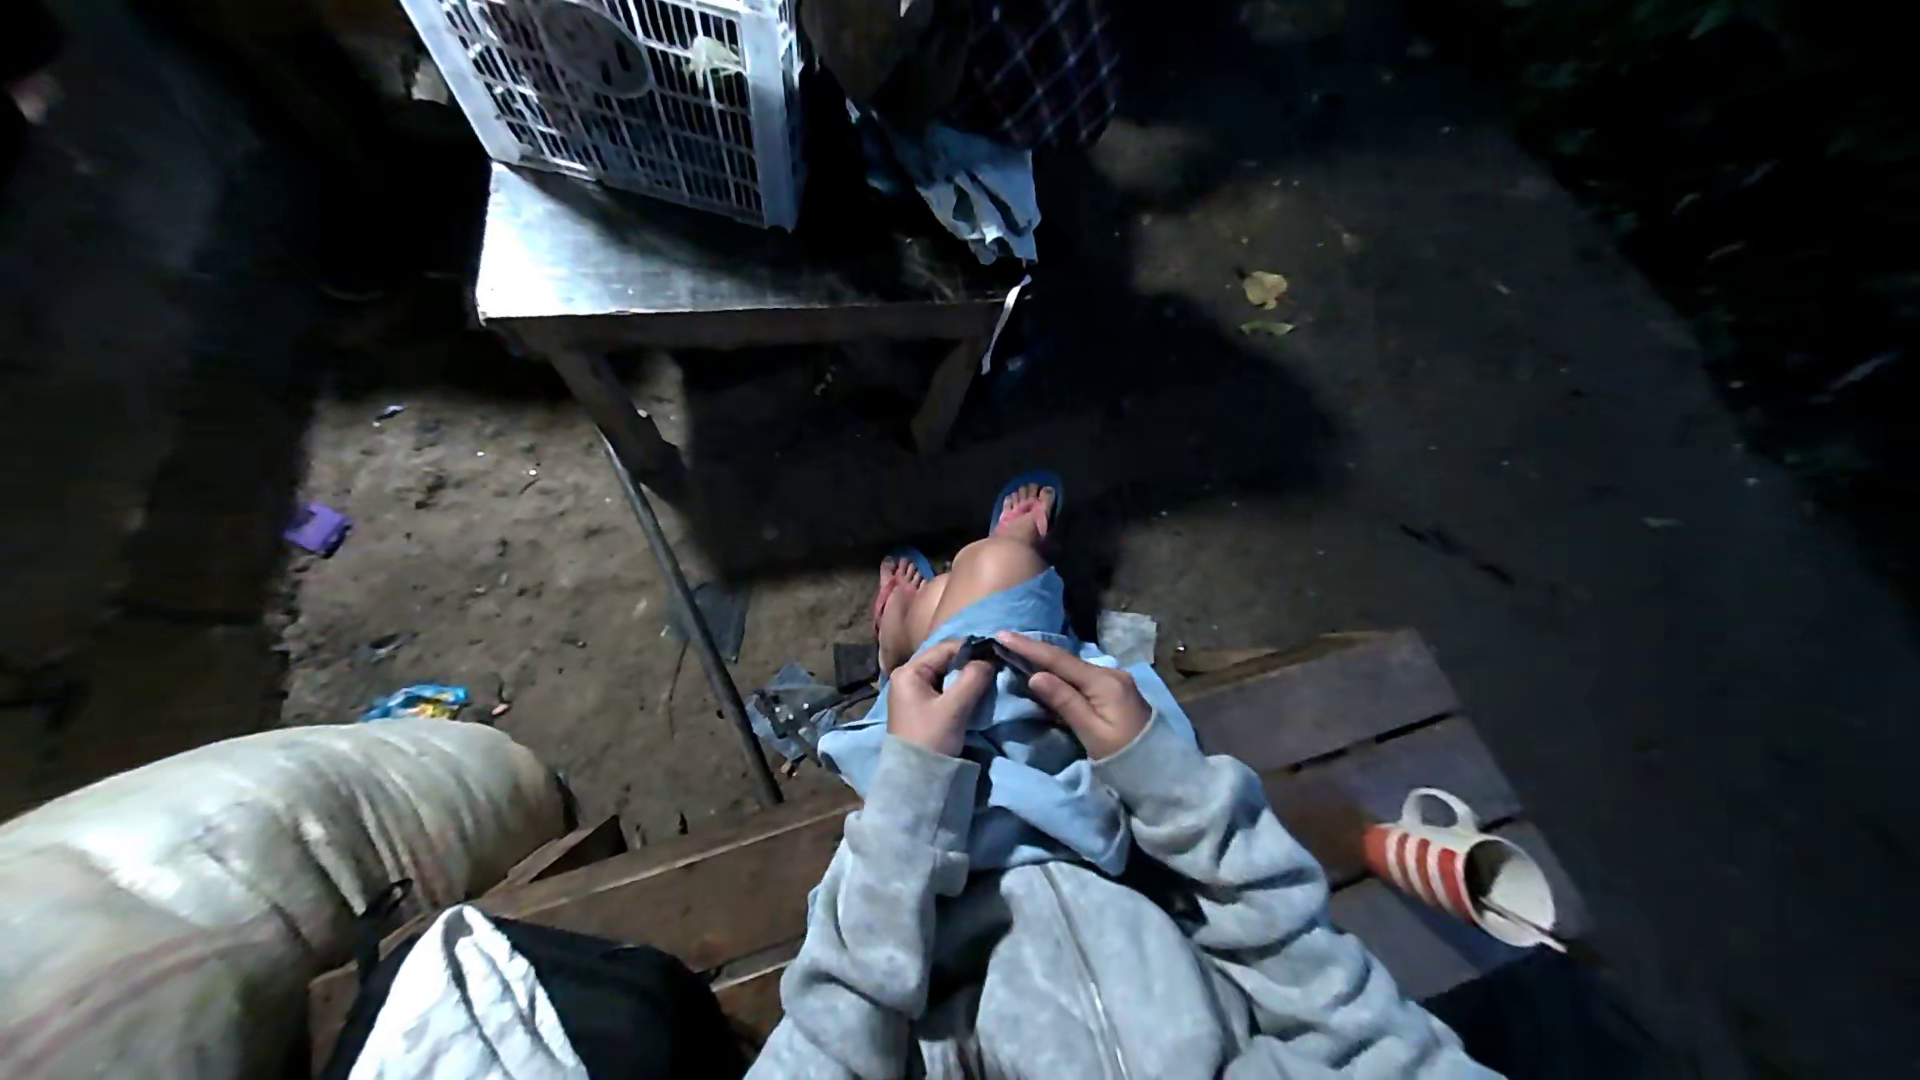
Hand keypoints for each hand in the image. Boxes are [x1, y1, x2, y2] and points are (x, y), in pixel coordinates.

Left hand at [887, 639, 993, 755]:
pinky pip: (943, 689)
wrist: (914, 781)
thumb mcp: (954, 708)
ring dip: (966, 677)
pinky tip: (975, 693)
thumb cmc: (930, 740)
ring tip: (988, 679)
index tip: (997, 654)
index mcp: (909, 672)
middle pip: (945, 660)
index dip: (972, 649)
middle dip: (970, 663)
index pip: (945, 648)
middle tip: (995, 667)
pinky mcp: (920, 707)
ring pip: (946, 675)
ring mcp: (912, 692)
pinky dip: (959, 689)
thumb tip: (989, 659)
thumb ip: (972, 679)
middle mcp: (907, 677)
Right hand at [994, 632, 1150, 758]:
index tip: (1003, 634)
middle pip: (1065, 658)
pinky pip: (1081, 674)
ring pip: (1073, 665)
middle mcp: (1110, 673)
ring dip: (1046, 658)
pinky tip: (1045, 668)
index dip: (1029, 647)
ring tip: (1018, 649)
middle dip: (1035, 649)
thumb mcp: (1092, 733)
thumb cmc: (1125, 758)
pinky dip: (1060, 670)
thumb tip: (1035, 675)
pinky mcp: (1114, 689)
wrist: (1162, 773)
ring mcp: (1114, 680)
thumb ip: (1065, 702)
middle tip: (1005, 638)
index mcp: (1104, 682)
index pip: (1059, 660)